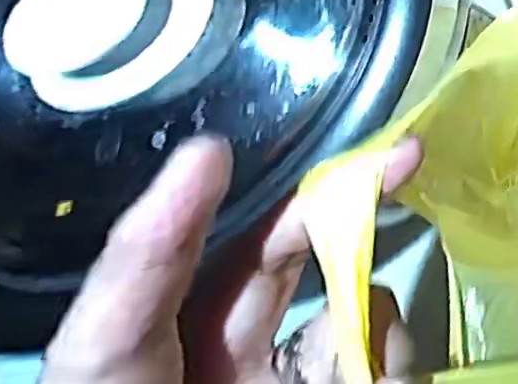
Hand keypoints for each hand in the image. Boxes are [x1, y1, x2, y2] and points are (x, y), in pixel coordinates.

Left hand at [40, 135, 421, 383]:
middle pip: (248, 275)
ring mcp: (260, 378)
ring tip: (379, 382)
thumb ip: (333, 376)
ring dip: (368, 317)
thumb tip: (372, 320)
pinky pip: (359, 340)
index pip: (114, 333)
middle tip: (403, 157)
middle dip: (325, 206)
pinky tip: (384, 382)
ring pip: (320, 301)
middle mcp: (198, 379)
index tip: (209, 157)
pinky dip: (384, 351)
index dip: (151, 244)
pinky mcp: (315, 376)